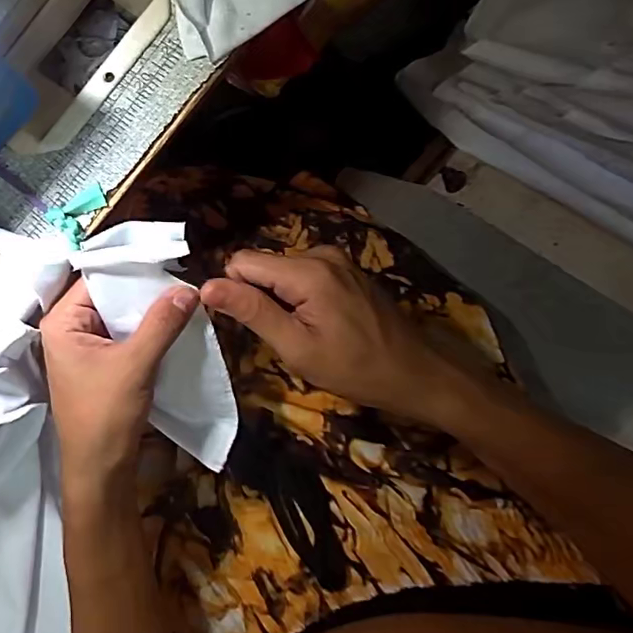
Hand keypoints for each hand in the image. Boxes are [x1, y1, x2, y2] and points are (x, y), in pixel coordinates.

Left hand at [40, 278, 197, 498]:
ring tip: (180, 296)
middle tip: (178, 277)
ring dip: (144, 311)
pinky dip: (143, 331)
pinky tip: (170, 324)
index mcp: (61, 321)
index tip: (162, 258)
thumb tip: (186, 288)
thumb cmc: (106, 414)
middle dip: (139, 290)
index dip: (126, 269)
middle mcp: (66, 328)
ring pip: (116, 316)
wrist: (100, 470)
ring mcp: (81, 347)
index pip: (93, 279)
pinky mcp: (97, 364)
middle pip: (106, 296)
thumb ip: (160, 324)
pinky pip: (121, 335)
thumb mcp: (136, 364)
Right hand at [200, 246, 464, 423]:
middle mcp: (320, 254)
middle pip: (260, 265)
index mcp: (306, 271)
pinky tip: (322, 322)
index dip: (236, 293)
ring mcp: (336, 260)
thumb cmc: (359, 369)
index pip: (240, 262)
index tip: (254, 325)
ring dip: (279, 298)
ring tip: (305, 331)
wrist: (427, 378)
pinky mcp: (345, 269)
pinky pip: (300, 273)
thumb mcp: (297, 348)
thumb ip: (251, 311)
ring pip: (278, 270)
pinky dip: (299, 295)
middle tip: (284, 334)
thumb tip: (205, 286)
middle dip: (259, 296)